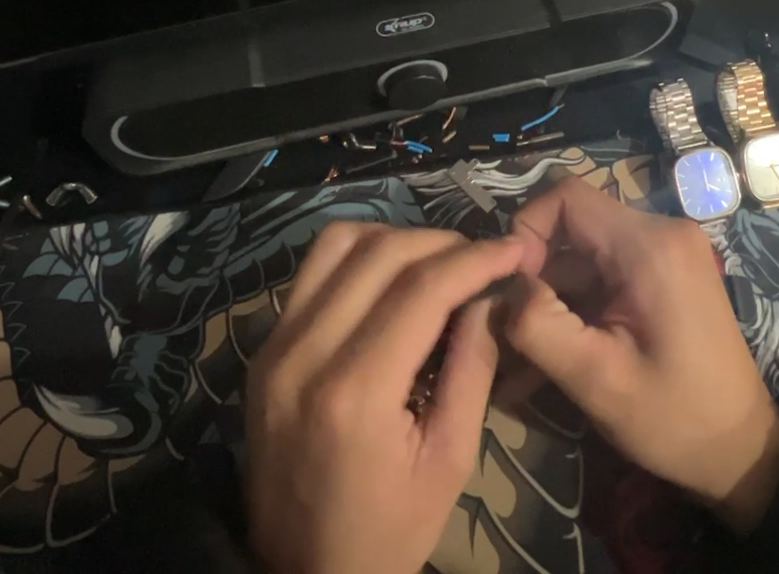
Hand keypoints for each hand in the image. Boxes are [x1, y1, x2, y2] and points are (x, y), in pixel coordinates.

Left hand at [245, 222, 524, 573]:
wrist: (302, 572)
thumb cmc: (389, 529)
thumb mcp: (451, 458)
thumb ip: (474, 366)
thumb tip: (490, 294)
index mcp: (355, 393)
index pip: (422, 290)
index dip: (475, 259)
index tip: (515, 249)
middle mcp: (304, 353)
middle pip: (382, 254)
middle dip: (444, 243)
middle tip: (483, 258)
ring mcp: (274, 345)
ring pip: (339, 244)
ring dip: (398, 238)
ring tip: (439, 261)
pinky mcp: (263, 345)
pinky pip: (313, 270)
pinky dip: (359, 254)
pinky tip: (391, 274)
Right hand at [504, 177, 778, 532]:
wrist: (741, 448)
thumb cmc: (674, 418)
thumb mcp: (596, 379)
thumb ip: (539, 325)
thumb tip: (501, 287)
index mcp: (649, 246)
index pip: (566, 196)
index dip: (527, 231)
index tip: (515, 287)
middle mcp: (661, 231)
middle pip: (573, 225)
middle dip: (536, 273)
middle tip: (514, 329)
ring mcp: (666, 249)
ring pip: (583, 251)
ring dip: (553, 295)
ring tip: (526, 354)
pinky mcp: (664, 270)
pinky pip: (604, 269)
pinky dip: (577, 303)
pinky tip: (558, 350)